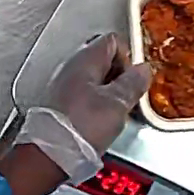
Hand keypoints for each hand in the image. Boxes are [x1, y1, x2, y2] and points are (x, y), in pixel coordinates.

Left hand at [12, 33, 151, 191]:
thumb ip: (132, 83)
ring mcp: (63, 84)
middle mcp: (71, 67)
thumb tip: (143, 70)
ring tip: (115, 112)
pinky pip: (84, 95)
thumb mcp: (117, 104)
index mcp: (85, 59)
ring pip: (94, 79)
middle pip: (104, 59)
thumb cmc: (80, 126)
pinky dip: (96, 104)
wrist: (50, 154)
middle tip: (127, 96)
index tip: (134, 79)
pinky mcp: (60, 103)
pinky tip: (99, 121)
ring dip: (108, 92)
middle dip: (120, 76)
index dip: (128, 57)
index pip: (112, 41)